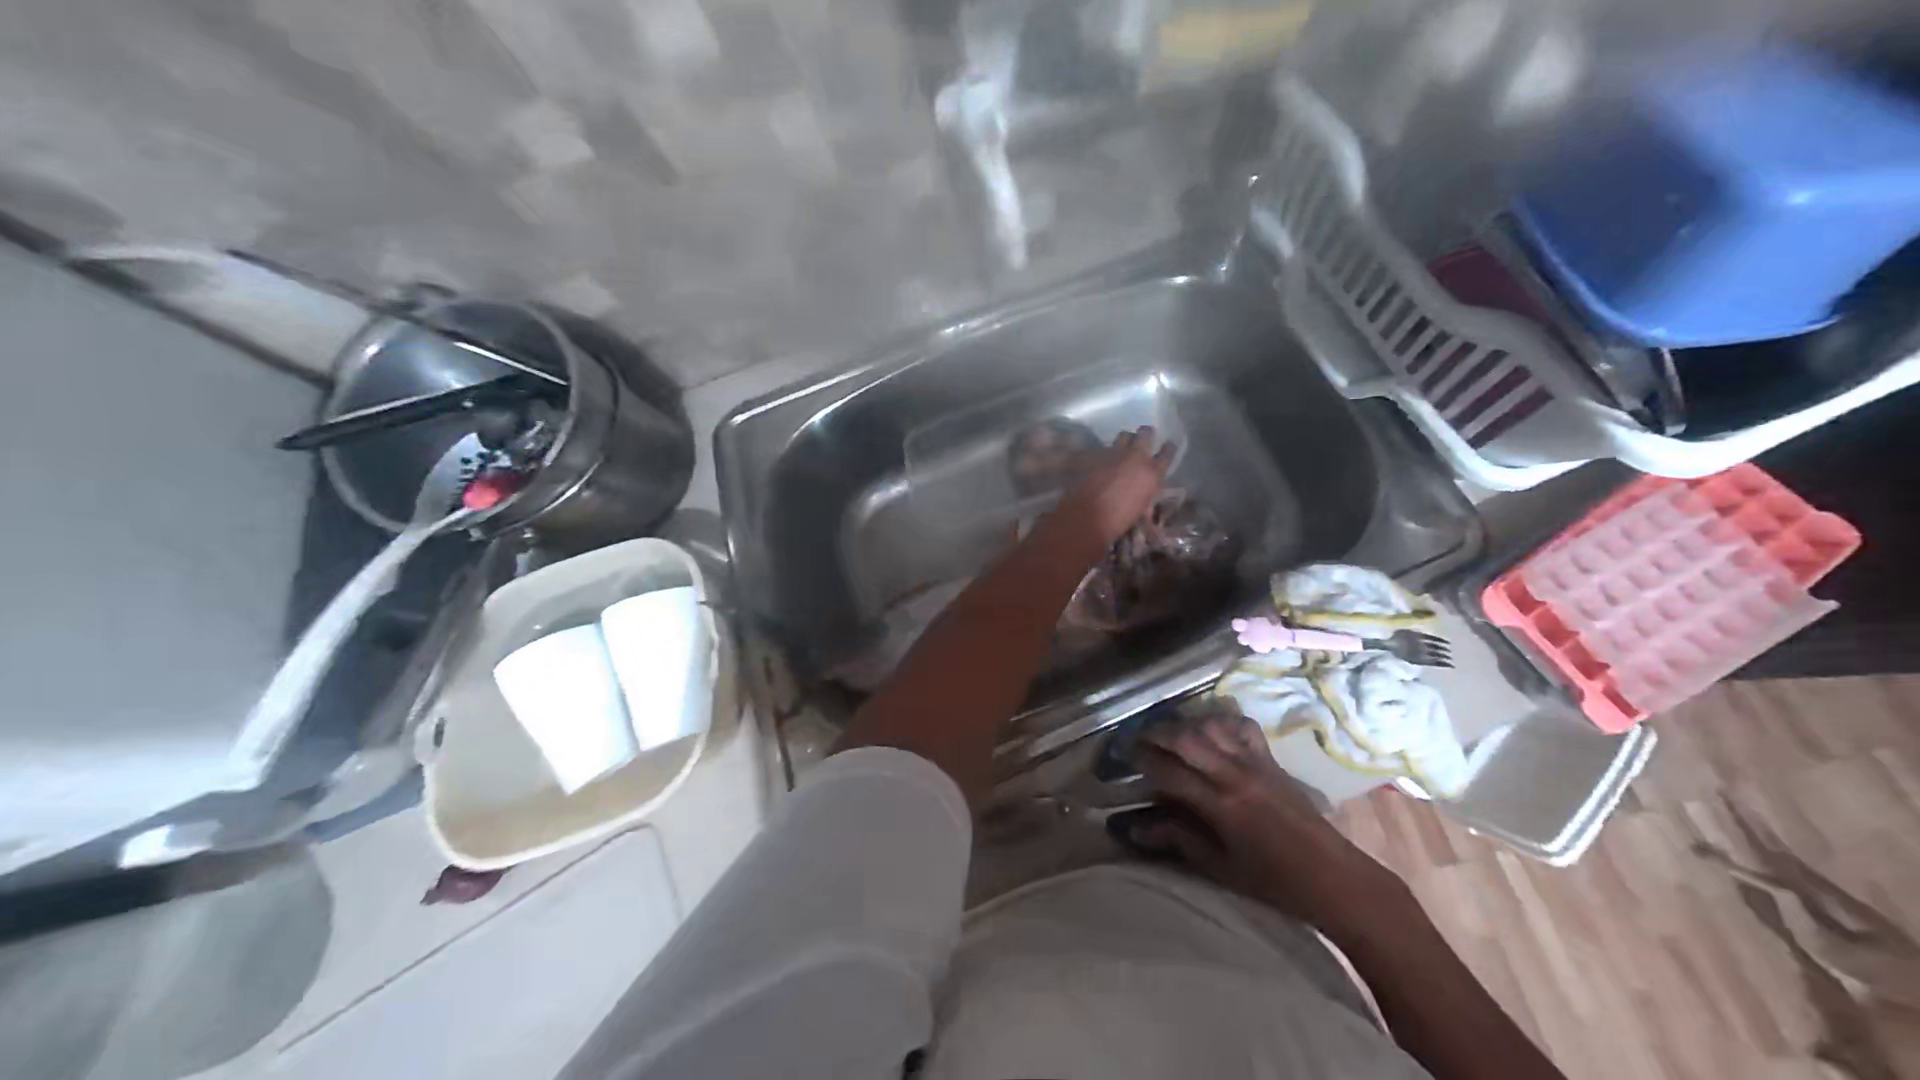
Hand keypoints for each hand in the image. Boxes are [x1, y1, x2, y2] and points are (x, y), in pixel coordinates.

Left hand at [1049, 427, 1173, 547]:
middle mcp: (1137, 457)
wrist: (1091, 515)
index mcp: (1153, 472)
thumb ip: (1147, 498)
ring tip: (1125, 444)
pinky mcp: (1098, 456)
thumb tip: (1148, 502)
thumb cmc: (1121, 519)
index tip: (1168, 445)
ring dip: (1127, 438)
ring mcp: (1116, 454)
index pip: (1167, 452)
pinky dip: (1109, 451)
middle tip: (1146, 437)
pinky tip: (1107, 458)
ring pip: (1125, 435)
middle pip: (1146, 433)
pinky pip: (1106, 448)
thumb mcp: (1143, 509)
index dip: (1168, 448)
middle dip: (1147, 434)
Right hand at [1131, 711, 1412, 939]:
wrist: (1335, 878)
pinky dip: (1221, 722)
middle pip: (1187, 738)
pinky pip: (1242, 727)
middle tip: (1139, 739)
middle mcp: (1236, 776)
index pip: (1169, 772)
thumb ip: (1178, 840)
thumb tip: (1134, 827)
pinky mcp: (1272, 760)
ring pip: (1212, 726)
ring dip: (1185, 724)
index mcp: (1221, 807)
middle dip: (1156, 733)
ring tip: (1168, 733)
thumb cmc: (1274, 882)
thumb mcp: (1221, 868)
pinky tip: (1210, 731)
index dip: (1142, 761)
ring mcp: (1256, 763)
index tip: (1125, 758)